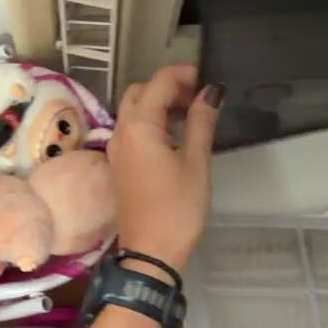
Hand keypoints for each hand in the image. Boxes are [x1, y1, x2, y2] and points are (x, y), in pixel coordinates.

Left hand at [107, 64, 221, 272]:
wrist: (151, 253)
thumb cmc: (177, 209)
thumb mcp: (196, 162)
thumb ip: (201, 122)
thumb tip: (211, 92)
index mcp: (138, 127)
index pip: (159, 82)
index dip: (185, 74)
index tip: (209, 80)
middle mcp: (120, 132)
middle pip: (140, 91)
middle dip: (168, 86)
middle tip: (199, 97)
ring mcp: (116, 149)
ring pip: (133, 109)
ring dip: (159, 103)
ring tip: (192, 114)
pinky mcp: (119, 163)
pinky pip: (131, 129)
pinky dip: (151, 121)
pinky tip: (175, 134)